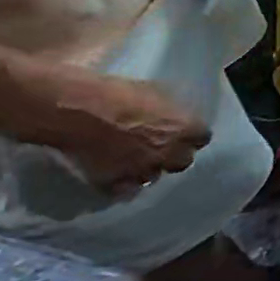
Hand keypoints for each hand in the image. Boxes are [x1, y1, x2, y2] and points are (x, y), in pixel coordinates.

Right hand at [0, 59, 209, 196]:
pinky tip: (117, 170)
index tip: (185, 131)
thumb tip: (177, 117)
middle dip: (175, 154)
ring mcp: (142, 171)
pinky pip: (127, 188)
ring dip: (149, 167)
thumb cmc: (119, 92)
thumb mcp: (157, 92)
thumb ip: (173, 112)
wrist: (76, 110)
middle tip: (162, 145)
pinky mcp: (115, 184)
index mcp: (184, 130)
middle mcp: (168, 154)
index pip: (202, 138)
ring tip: (136, 157)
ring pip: (154, 176)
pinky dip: (124, 181)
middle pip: (183, 161)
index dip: (193, 135)